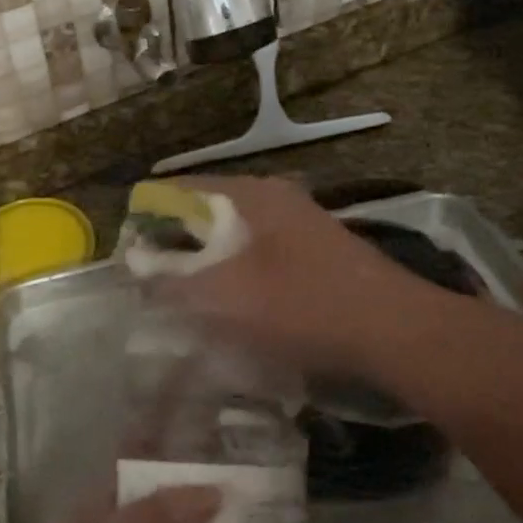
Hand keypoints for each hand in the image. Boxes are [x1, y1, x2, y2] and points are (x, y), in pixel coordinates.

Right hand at [153, 176, 460, 374]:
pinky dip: (236, 276)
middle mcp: (274, 198)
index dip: (146, 217)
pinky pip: (259, 257)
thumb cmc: (302, 306)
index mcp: (249, 194)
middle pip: (206, 212)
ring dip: (205, 264)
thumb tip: (136, 267)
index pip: (178, 189)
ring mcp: (299, 225)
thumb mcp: (223, 297)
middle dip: (174, 244)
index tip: (127, 255)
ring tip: (182, 300)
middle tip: (149, 282)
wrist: (395, 333)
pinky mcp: (316, 255)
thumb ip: (170, 281)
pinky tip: (230, 310)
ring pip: (233, 237)